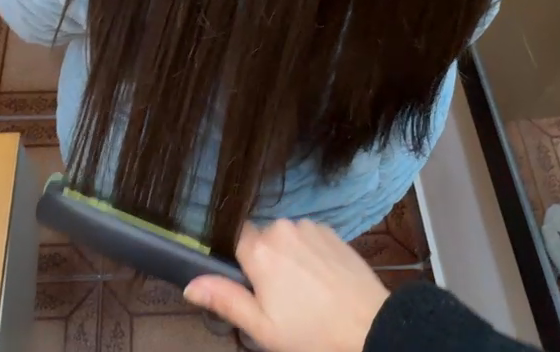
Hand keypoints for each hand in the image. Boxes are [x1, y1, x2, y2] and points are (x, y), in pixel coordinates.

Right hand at [184, 219, 388, 351]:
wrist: (370, 326)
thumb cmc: (311, 333)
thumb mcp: (263, 327)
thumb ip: (225, 300)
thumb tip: (189, 285)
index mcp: (259, 249)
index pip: (235, 238)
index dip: (240, 260)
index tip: (249, 282)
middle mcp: (280, 227)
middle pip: (260, 238)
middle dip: (265, 261)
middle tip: (279, 297)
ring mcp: (307, 225)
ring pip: (285, 236)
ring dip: (287, 255)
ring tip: (305, 290)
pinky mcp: (330, 229)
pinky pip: (307, 235)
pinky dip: (308, 251)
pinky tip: (321, 278)